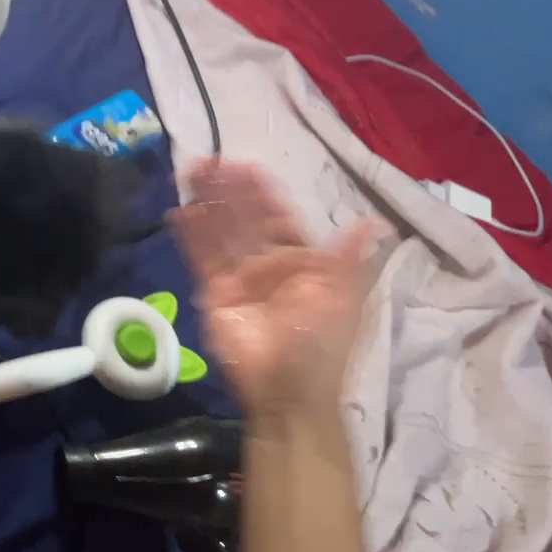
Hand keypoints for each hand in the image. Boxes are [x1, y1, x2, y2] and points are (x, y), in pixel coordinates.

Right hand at [170, 160, 381, 415]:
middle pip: (242, 218)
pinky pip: (200, 256)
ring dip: (206, 201)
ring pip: (219, 230)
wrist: (290, 393)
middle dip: (228, 189)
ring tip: (191, 172)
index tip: (246, 166)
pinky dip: (190, 233)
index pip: (277, 218)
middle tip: (211, 159)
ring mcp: (237, 276)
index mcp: (299, 262)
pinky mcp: (213, 292)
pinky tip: (179, 210)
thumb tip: (372, 223)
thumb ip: (348, 259)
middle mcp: (265, 263)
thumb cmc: (323, 345)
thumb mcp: (344, 300)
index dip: (262, 193)